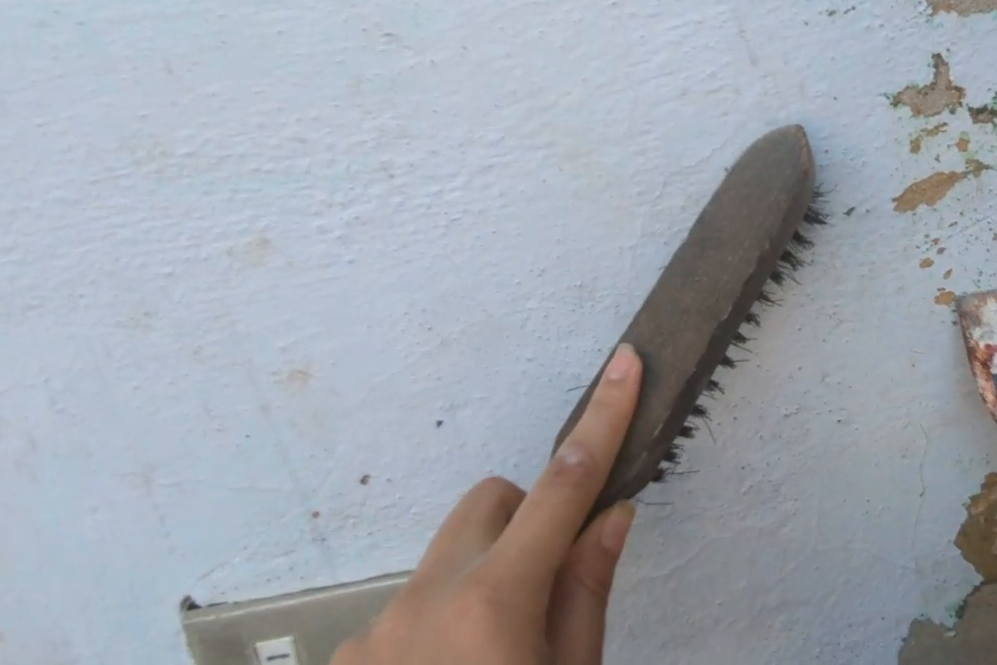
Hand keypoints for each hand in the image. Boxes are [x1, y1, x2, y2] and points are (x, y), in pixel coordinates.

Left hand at [333, 344, 643, 664]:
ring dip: (484, 577)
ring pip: (448, 558)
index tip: (624, 361)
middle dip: (530, 516)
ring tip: (492, 661)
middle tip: (553, 581)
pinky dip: (440, 624)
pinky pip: (410, 609)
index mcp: (492, 606)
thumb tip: (609, 514)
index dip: (601, 420)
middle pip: (491, 501)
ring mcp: (372, 637)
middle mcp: (421, 605)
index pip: (563, 487)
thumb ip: (587, 593)